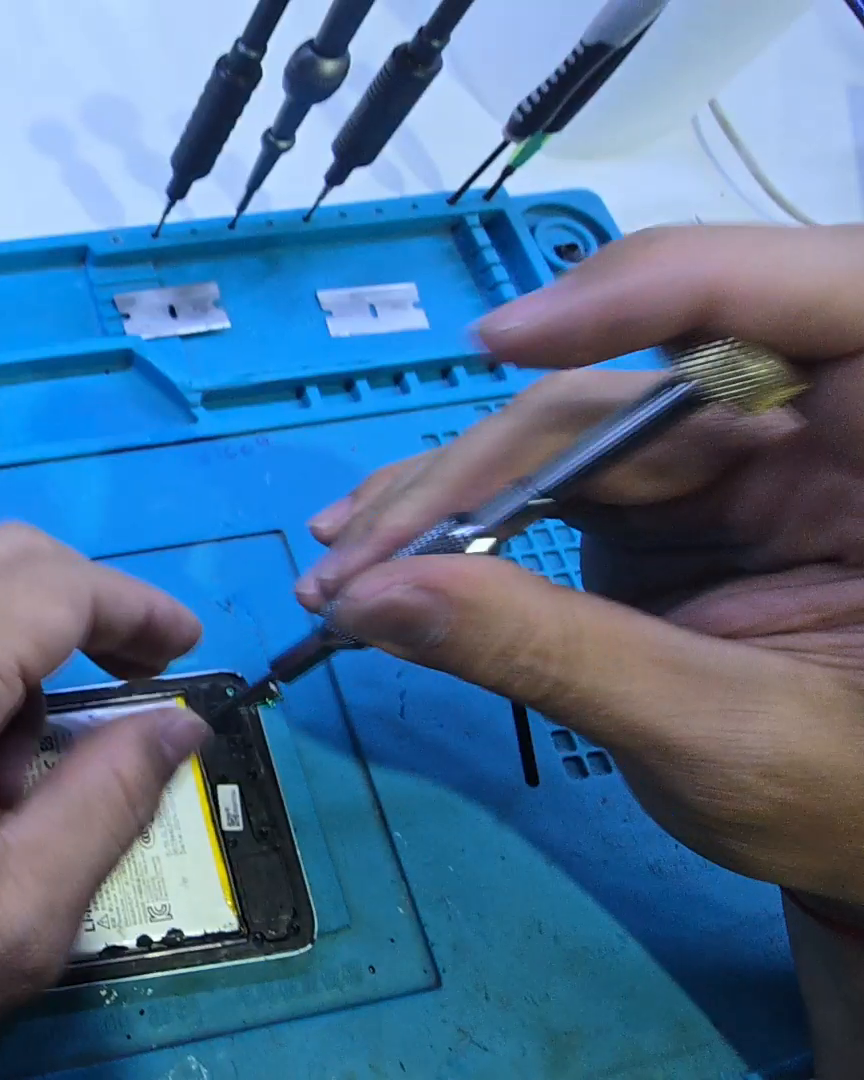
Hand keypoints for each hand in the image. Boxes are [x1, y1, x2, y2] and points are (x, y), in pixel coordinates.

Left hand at [0, 525, 209, 1078]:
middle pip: (6, 556)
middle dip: (90, 602)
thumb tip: (177, 724)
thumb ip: (109, 799)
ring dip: (28, 632)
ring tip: (32, 755)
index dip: (136, 605)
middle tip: (141, 674)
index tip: (188, 649)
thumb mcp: (13, 918)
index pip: (52, 589)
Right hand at [296, 225, 863, 906]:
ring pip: (540, 445)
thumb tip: (370, 596)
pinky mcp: (651, 502)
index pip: (804, 304)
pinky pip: (525, 487)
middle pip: (601, 408)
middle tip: (352, 565)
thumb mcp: (722, 739)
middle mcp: (807, 433)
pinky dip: (442, 526)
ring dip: (424, 508)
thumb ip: (548, 653)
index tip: (497, 343)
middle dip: (455, 484)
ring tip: (338, 571)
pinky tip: (375, 557)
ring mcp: (717, 468)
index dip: (649, 296)